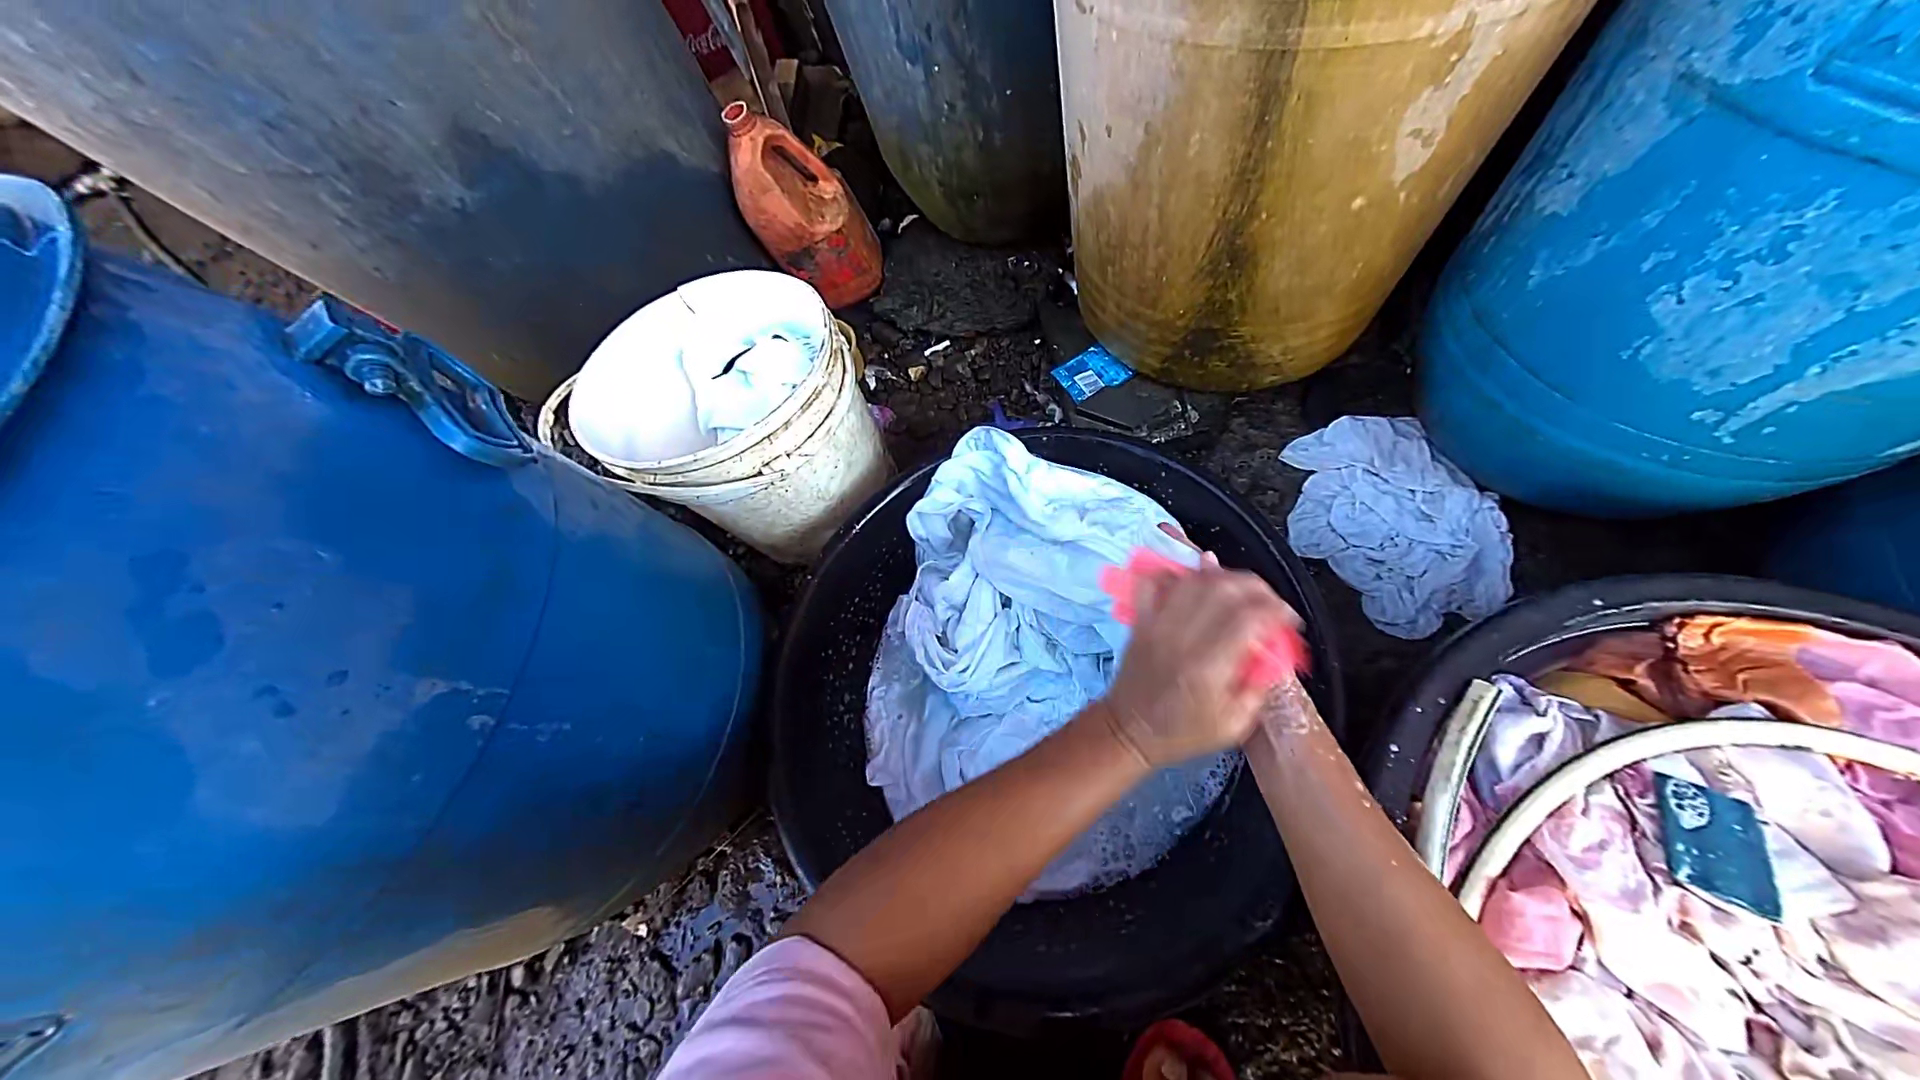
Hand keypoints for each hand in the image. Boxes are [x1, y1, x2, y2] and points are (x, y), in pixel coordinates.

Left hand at [1098, 567, 1303, 767]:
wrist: (1128, 731)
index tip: (1289, 619)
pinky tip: (1195, 579)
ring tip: (1242, 590)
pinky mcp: (1140, 621)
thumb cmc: (1180, 733)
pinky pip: (1154, 582)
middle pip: (1223, 589)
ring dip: (1223, 577)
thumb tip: (1273, 654)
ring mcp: (1156, 626)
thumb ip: (1258, 687)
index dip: (1277, 610)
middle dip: (1256, 587)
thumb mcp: (1233, 725)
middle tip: (1270, 601)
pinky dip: (1176, 573)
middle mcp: (1181, 639)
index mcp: (1208, 668)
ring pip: (1193, 581)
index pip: (1248, 618)